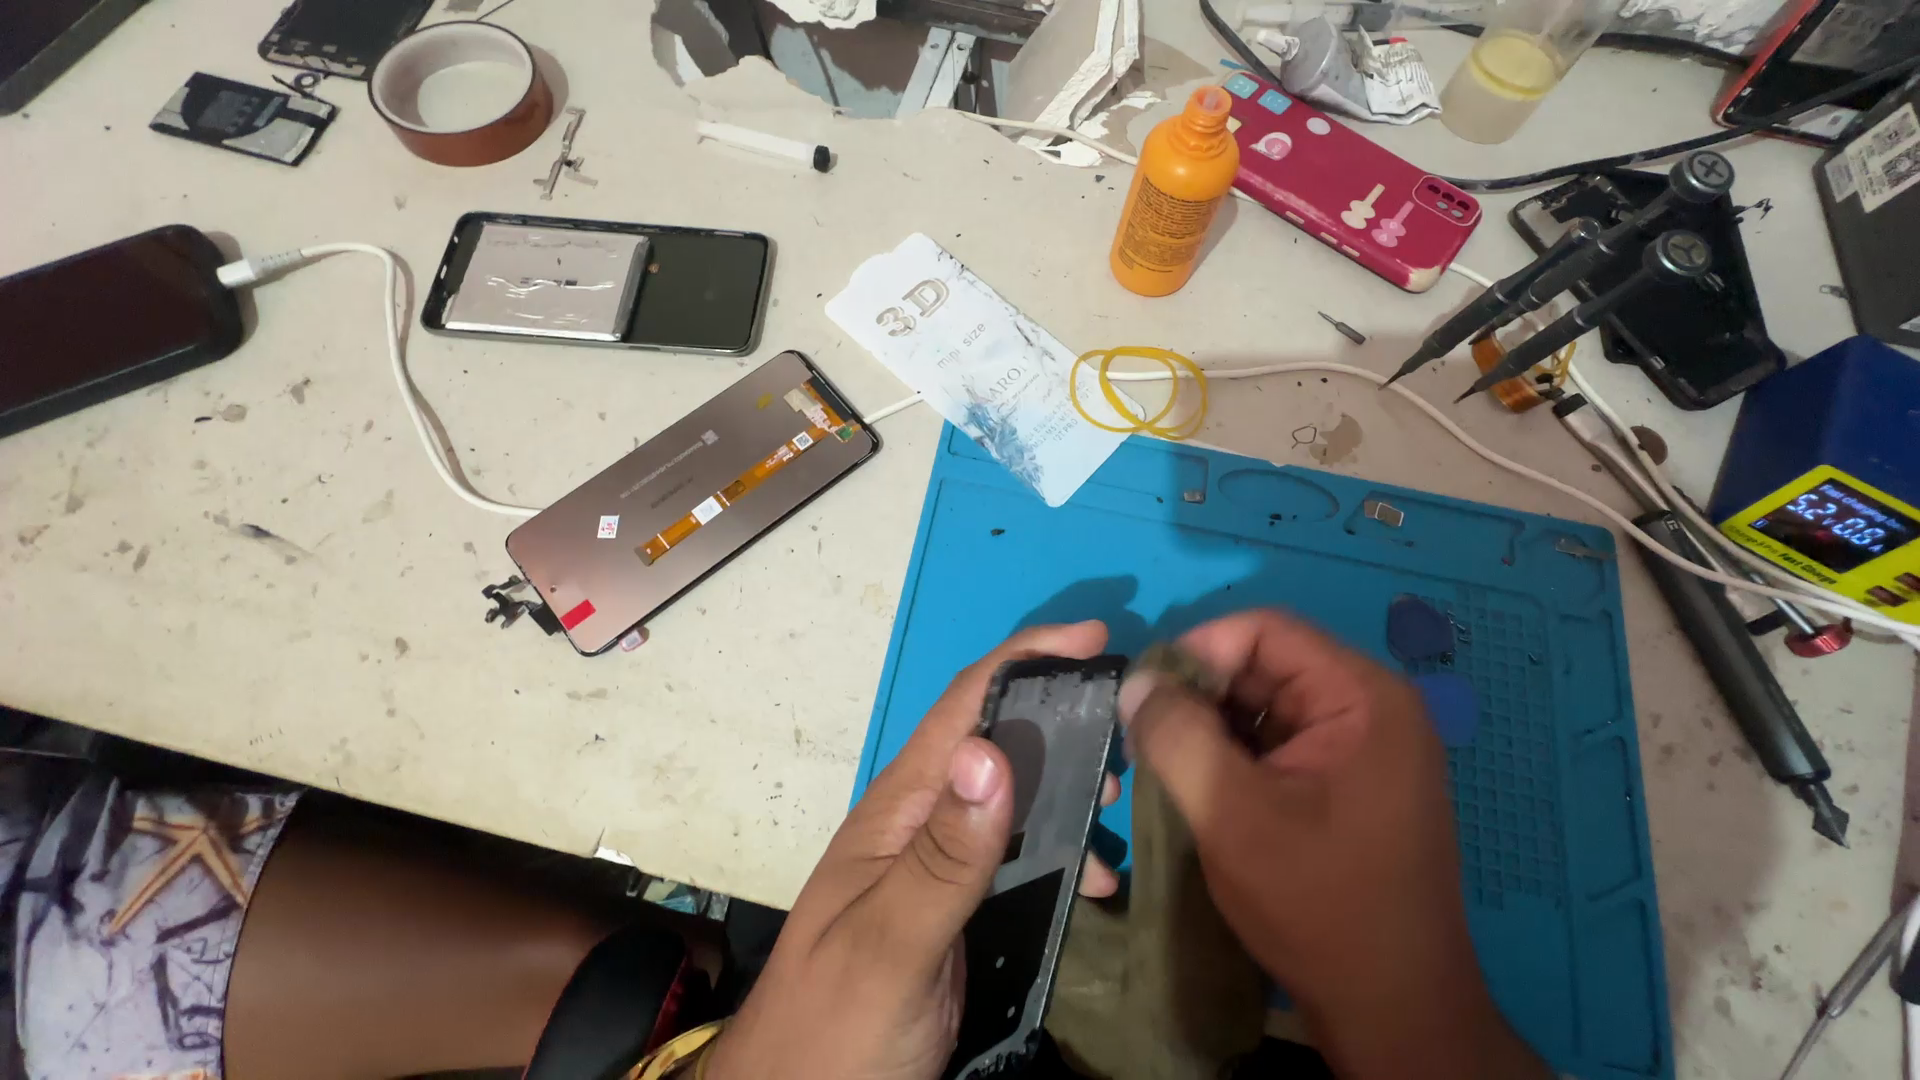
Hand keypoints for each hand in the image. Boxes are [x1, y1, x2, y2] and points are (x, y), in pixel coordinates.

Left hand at [705, 621, 1116, 1079]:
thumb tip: (991, 749)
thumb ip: (942, 856)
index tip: (1093, 637)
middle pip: (996, 738)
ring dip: (1067, 789)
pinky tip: (1094, 882)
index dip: (1025, 658)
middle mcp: (921, 819)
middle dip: (1061, 720)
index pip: (965, 705)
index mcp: (900, 807)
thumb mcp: (890, 942)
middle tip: (1125, 740)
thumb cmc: (836, 1024)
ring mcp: (938, 861)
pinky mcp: (957, 903)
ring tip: (1117, 808)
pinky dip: (1062, 850)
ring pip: (1015, 795)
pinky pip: (1019, 851)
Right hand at [1117, 610, 1546, 1079]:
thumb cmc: (1318, 903)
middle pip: (1262, 666)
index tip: (1147, 696)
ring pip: (1260, 705)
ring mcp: (1358, 747)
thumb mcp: (1232, 813)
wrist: (1391, 1010)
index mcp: (1362, 697)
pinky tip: (1198, 788)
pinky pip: (1272, 741)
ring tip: (1166, 767)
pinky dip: (1228, 754)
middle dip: (1198, 694)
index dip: (1198, 651)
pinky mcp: (1342, 780)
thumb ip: (1176, 735)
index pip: (1265, 631)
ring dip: (1208, 727)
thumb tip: (1136, 683)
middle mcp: (1368, 708)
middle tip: (1146, 738)